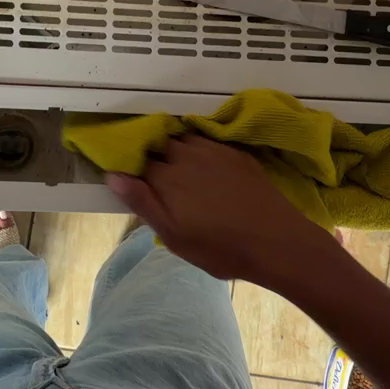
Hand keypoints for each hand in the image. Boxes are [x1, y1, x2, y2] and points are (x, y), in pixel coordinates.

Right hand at [104, 133, 331, 287]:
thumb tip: (113, 175)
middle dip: (153, 156)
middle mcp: (186, 156)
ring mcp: (214, 151)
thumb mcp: (174, 236)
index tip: (133, 180)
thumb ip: (143, 203)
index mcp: (166, 178)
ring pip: (184, 140)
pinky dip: (199, 149)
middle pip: (160, 145)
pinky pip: (208, 141)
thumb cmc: (220, 248)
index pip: (137, 161)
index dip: (132, 168)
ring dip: (176, 149)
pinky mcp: (236, 153)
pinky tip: (204, 166)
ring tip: (180, 170)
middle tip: (158, 179)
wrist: (277, 242)